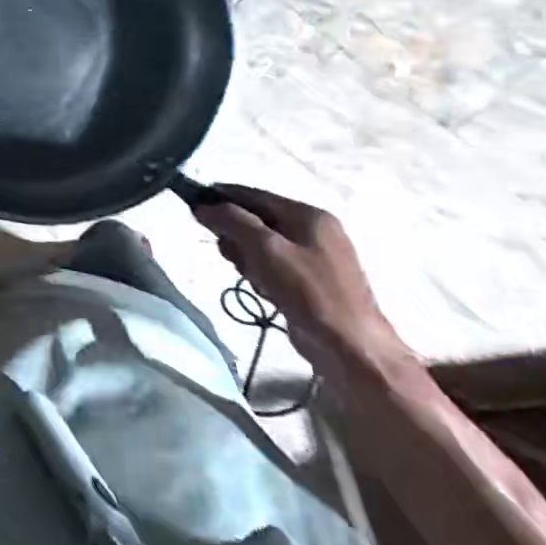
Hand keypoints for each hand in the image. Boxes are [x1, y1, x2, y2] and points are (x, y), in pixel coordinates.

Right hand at [192, 184, 408, 375]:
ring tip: (253, 279)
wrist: (352, 349)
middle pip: (257, 220)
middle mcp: (314, 231)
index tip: (193, 203)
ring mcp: (315, 258)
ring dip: (248, 259)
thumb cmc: (309, 292)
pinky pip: (273, 267)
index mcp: (309, 215)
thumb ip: (233, 221)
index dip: (222, 197)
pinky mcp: (311, 283)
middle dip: (237, 235)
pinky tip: (265, 292)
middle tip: (229, 254)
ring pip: (262, 246)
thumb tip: (203, 206)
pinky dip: (262, 274)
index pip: (255, 195)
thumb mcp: (266, 249)